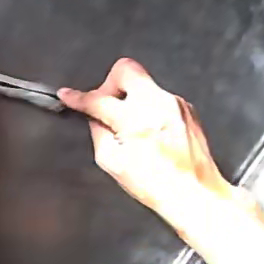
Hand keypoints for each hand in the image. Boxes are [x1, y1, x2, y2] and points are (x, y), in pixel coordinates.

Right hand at [58, 59, 246, 229]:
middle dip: (108, 84)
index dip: (77, 97)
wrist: (194, 193)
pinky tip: (147, 131)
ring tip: (128, 126)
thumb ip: (98, 133)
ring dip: (129, 98)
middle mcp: (158, 104)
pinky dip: (146, 107)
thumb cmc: (156, 184)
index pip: (97, 99)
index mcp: (136, 119)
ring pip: (142, 82)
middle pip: (125, 70)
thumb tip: (94, 117)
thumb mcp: (111, 162)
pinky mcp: (185, 108)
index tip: (68, 95)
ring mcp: (175, 103)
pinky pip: (157, 96)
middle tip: (105, 104)